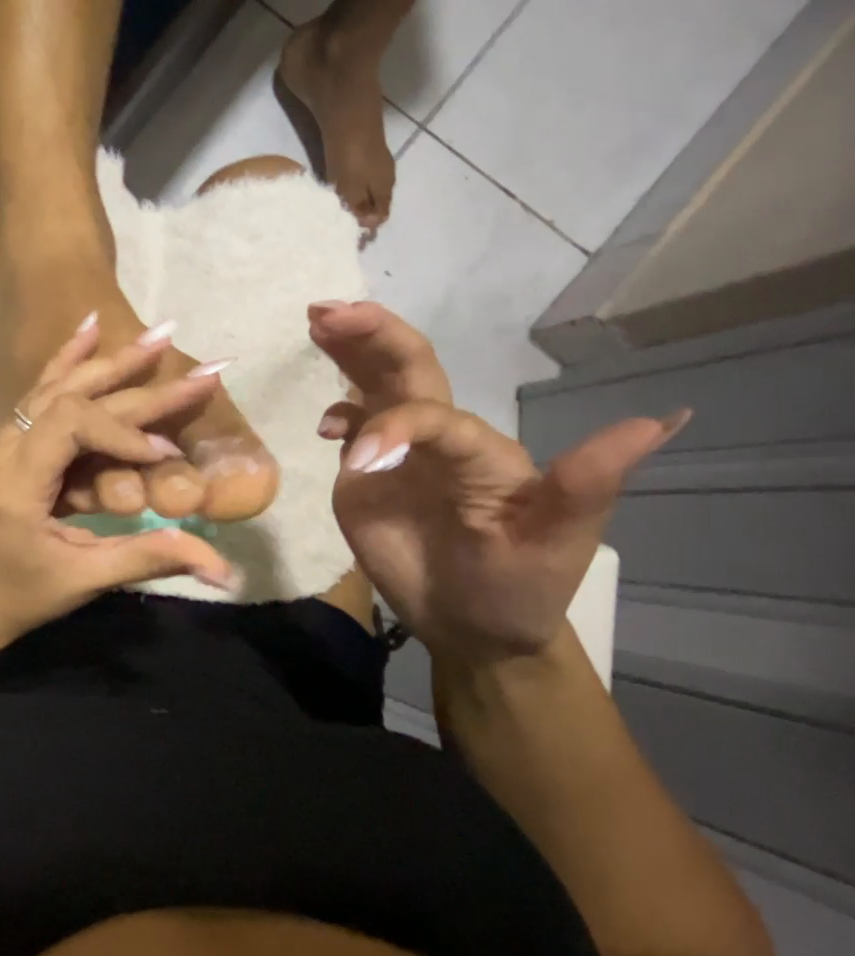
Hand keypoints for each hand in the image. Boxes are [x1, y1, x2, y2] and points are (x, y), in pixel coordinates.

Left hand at [0, 324, 237, 647]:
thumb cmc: (23, 595)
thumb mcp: (84, 580)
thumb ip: (149, 559)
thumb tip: (225, 570)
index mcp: (16, 485)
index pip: (70, 426)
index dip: (122, 431)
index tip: (163, 456)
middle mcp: (2, 452)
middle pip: (72, 402)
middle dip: (140, 390)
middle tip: (203, 373)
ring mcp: (1, 444)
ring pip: (56, 390)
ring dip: (111, 364)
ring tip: (162, 334)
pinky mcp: (9, 446)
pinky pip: (39, 398)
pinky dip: (67, 363)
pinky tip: (91, 328)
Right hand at [308, 301, 687, 657]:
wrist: (475, 625)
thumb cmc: (521, 586)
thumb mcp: (558, 541)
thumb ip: (587, 483)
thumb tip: (658, 421)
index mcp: (480, 448)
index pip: (431, 414)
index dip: (393, 426)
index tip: (360, 465)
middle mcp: (439, 440)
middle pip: (407, 370)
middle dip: (372, 336)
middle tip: (329, 311)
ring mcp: (399, 457)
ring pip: (374, 389)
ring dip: (347, 353)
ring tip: (317, 322)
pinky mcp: (365, 482)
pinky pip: (350, 432)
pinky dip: (336, 414)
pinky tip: (324, 423)